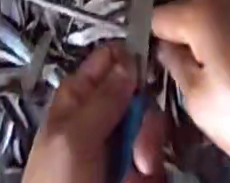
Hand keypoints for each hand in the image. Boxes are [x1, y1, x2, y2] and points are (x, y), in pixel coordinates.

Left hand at [27, 42, 166, 182]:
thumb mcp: (73, 139)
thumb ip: (103, 97)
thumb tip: (129, 57)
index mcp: (78, 99)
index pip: (108, 60)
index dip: (130, 58)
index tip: (148, 67)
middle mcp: (102, 119)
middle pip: (139, 94)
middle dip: (145, 119)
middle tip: (138, 148)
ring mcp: (119, 150)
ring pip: (152, 128)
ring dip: (150, 151)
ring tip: (136, 176)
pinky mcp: (136, 175)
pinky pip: (157, 161)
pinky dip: (151, 174)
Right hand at [152, 0, 229, 171]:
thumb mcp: (199, 101)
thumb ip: (175, 66)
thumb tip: (167, 48)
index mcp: (201, 12)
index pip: (159, 16)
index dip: (152, 40)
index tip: (153, 63)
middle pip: (187, 11)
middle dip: (181, 37)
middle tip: (182, 74)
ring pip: (214, 16)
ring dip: (207, 38)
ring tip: (212, 75)